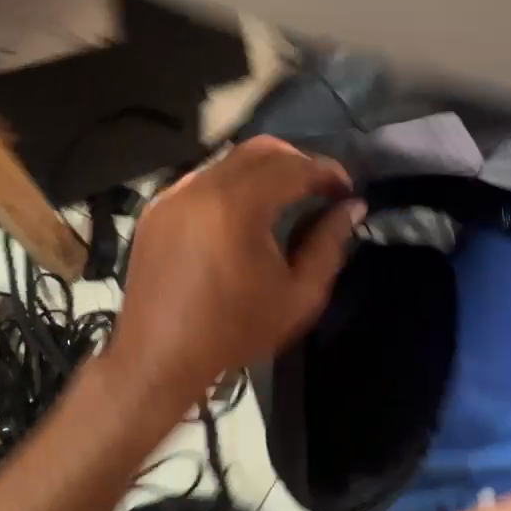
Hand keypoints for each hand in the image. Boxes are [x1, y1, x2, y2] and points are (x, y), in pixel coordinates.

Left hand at [109, 136, 364, 407]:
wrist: (157, 360)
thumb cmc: (235, 331)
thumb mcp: (299, 294)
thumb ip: (329, 243)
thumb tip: (352, 207)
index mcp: (238, 208)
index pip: (294, 166)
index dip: (327, 172)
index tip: (347, 191)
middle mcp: (201, 189)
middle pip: (261, 149)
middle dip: (299, 161)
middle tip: (322, 188)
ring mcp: (173, 196)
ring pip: (230, 160)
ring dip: (266, 170)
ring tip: (288, 198)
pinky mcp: (157, 209)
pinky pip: (204, 179)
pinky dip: (234, 184)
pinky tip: (246, 214)